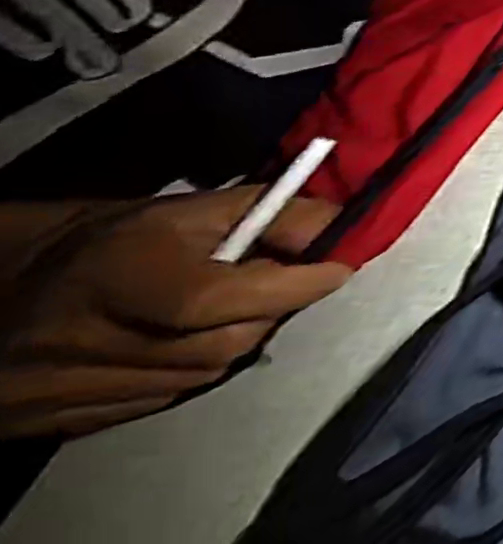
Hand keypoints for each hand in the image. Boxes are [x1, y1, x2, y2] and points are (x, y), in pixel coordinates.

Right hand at [0, 188, 350, 438]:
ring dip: (236, 340)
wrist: (10, 283)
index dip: (292, 285)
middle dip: (271, 313)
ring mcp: (57, 391)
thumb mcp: (202, 208)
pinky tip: (189, 341)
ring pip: (200, 377)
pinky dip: (195, 368)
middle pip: (221, 346)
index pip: (216, 299)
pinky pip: (161, 399)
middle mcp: (80, 341)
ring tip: (231, 312)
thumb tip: (343, 227)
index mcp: (118, 276)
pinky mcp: (52, 421)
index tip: (338, 270)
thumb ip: (280, 213)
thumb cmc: (126, 237)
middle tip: (281, 288)